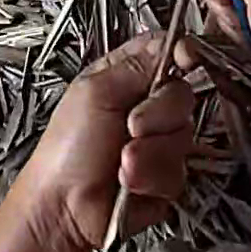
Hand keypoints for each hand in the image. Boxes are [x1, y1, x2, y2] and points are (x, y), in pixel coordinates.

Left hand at [15, 32, 196, 251]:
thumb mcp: (96, 92)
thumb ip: (135, 66)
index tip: (184, 56)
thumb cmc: (66, 148)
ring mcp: (156, 139)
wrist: (65, 208)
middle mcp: (144, 103)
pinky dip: (151, 176)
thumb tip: (167, 43)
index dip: (180, 51)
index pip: (163, 50)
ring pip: (182, 134)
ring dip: (149, 151)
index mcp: (124, 74)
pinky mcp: (165, 174)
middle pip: (180, 93)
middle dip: (157, 112)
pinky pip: (179, 170)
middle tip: (131, 125)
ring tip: (122, 158)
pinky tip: (129, 180)